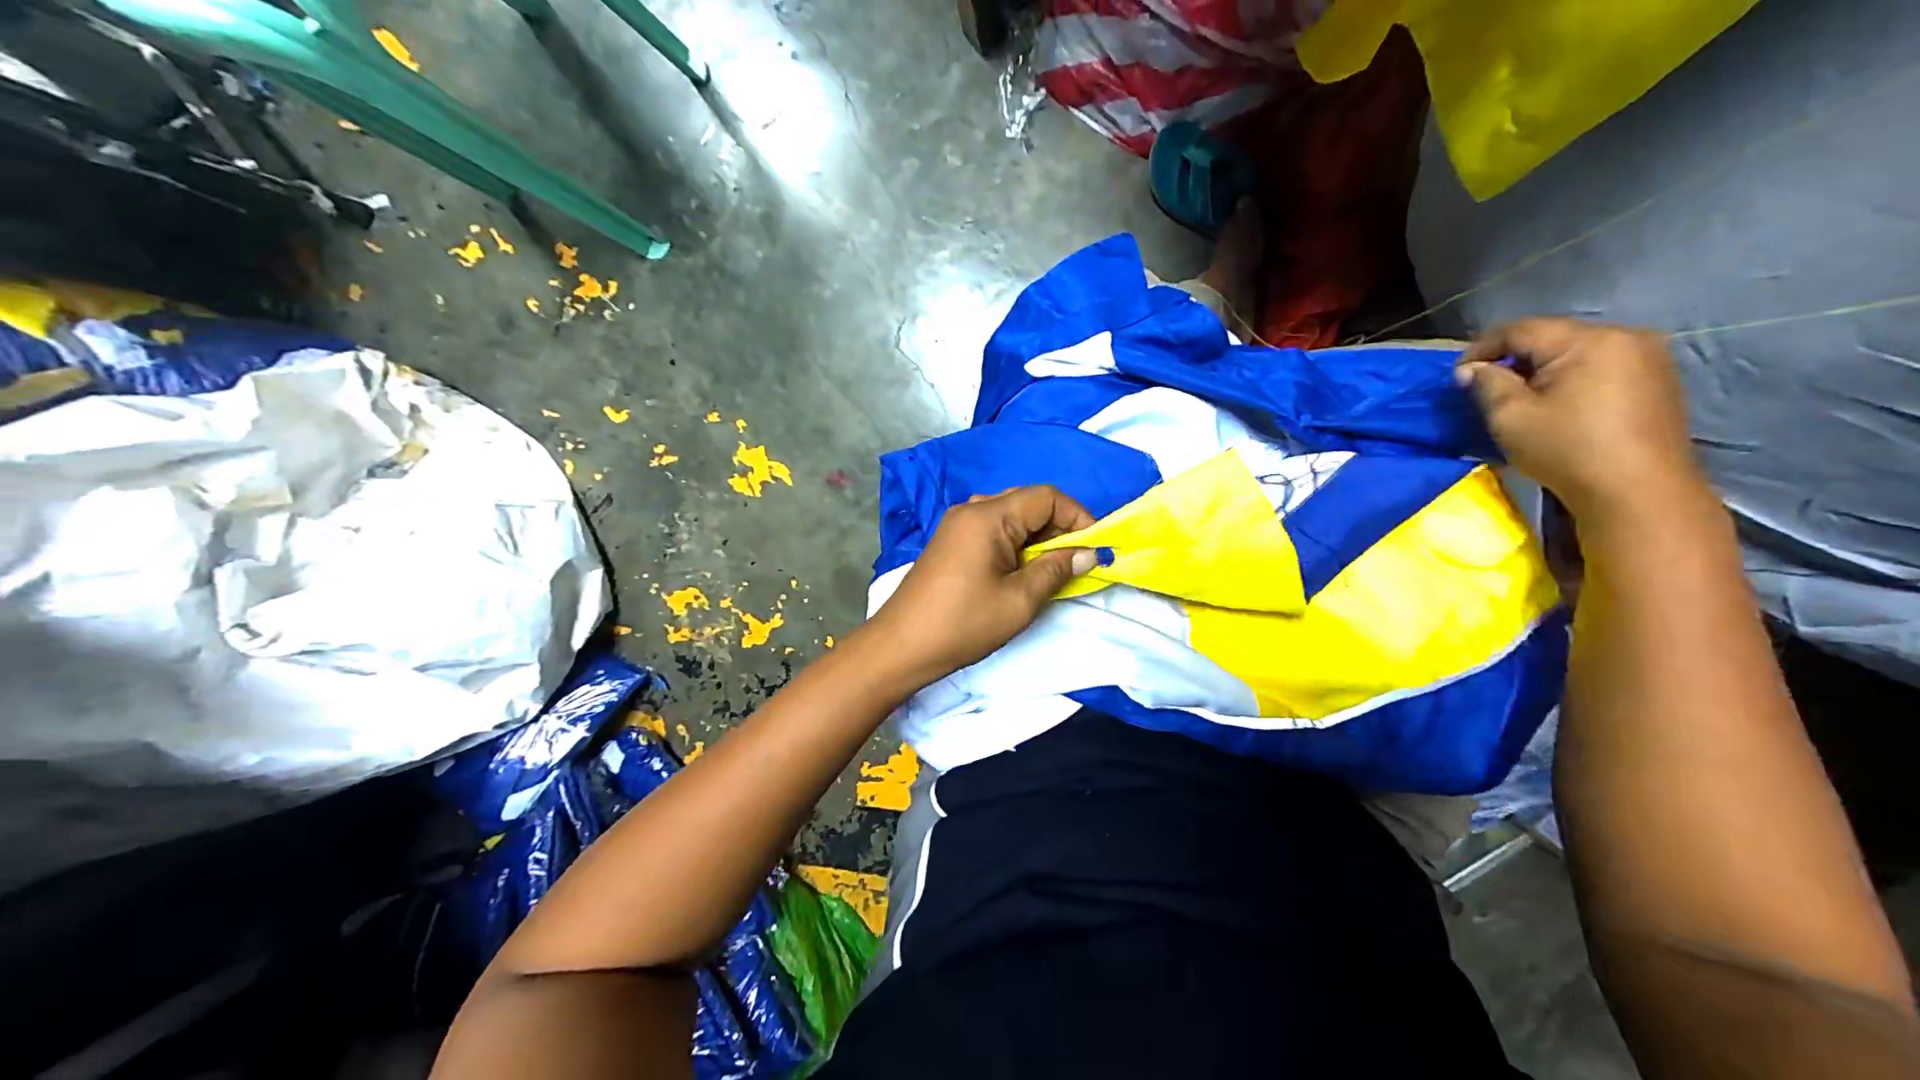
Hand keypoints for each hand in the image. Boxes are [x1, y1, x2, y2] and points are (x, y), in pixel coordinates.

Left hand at [859, 485, 1097, 688]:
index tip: (1094, 548)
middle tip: (1075, 561)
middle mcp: (971, 509)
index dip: (1078, 516)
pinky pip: (992, 528)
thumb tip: (1088, 553)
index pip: (1047, 496)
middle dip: (1059, 526)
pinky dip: (1015, 542)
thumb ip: (1056, 570)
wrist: (901, 645)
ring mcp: (957, 524)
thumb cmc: (963, 623)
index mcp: (988, 516)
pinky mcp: (950, 541)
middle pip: (1028, 501)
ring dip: (1037, 535)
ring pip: (1011, 515)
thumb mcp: (1019, 601)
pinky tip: (1020, 570)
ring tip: (1050, 568)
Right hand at [1458, 318, 1709, 520]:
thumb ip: (1487, 384)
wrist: (1638, 491)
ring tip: (1519, 396)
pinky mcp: (1658, 380)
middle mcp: (1625, 337)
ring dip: (1543, 369)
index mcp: (1589, 340)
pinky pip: (1602, 367)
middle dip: (1514, 358)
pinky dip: (1572, 378)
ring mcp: (1649, 358)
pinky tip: (1557, 403)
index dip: (1482, 348)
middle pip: (1552, 337)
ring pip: (1578, 351)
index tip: (1457, 374)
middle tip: (1485, 386)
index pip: (1521, 329)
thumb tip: (1470, 369)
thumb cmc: (1568, 449)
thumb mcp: (1511, 417)